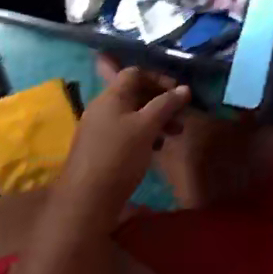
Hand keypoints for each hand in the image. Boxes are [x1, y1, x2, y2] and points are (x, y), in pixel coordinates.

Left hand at [55, 67, 190, 228]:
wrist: (87, 199)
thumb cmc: (120, 156)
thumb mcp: (147, 127)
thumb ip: (166, 104)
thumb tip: (185, 88)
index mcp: (110, 97)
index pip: (135, 73)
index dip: (159, 78)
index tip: (179, 92)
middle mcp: (102, 108)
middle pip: (135, 94)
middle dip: (161, 102)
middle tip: (182, 117)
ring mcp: (99, 129)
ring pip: (133, 115)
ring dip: (156, 120)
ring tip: (174, 135)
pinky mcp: (100, 148)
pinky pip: (126, 131)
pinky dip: (144, 134)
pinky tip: (156, 149)